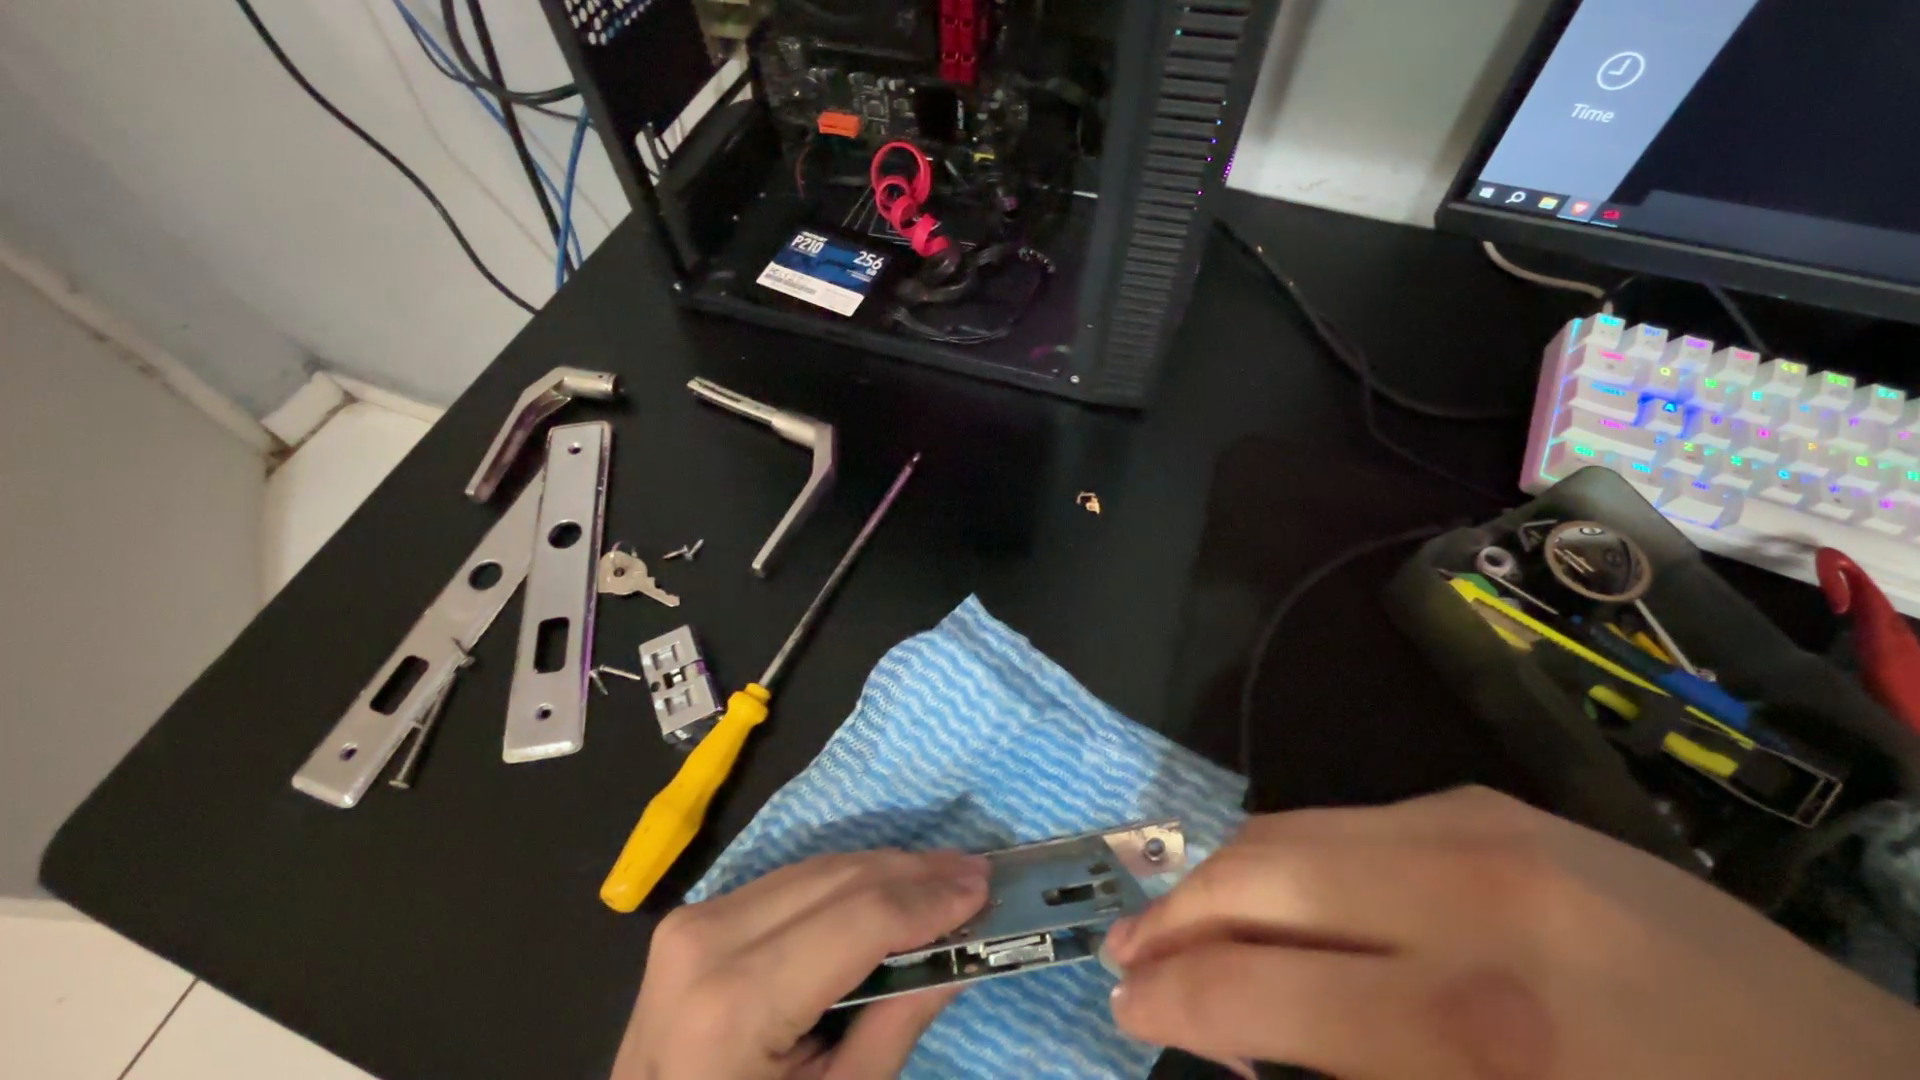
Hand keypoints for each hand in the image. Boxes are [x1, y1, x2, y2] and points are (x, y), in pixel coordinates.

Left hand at [612, 850, 988, 1079]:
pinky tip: (887, 885)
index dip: (928, 899)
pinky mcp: (693, 916)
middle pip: (838, 881)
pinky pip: (788, 882)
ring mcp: (693, 921)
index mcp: (736, 1003)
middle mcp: (708, 940)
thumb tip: (961, 950)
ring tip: (944, 875)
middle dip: (916, 873)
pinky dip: (845, 880)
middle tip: (977, 874)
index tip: (985, 889)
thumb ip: (897, 1022)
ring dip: (886, 869)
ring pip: (816, 869)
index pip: (858, 919)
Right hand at [1103, 787, 1919, 1079]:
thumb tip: (1239, 1040)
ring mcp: (1494, 832)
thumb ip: (1346, 1074)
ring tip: (1194, 920)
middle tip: (1132, 951)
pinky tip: (1298, 904)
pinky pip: (1358, 821)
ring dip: (1227, 877)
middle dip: (1175, 914)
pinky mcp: (1510, 810)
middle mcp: (1471, 897)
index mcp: (1476, 1030)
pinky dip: (1301, 860)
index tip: (1124, 1003)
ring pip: (1296, 828)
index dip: (1171, 997)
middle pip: (1257, 873)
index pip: (1253, 987)